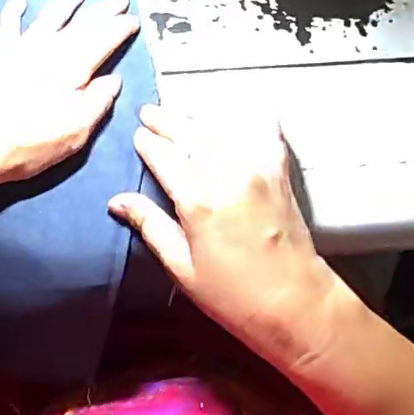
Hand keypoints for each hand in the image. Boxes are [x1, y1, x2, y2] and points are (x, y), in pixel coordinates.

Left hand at [0, 0, 138, 188]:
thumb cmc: (30, 142)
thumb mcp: (76, 132)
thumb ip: (98, 102)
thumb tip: (113, 80)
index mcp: (74, 66)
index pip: (105, 39)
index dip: (121, 28)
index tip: (134, 20)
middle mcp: (51, 48)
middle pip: (83, 23)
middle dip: (104, 9)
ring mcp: (23, 46)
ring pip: (50, 15)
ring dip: (67, 0)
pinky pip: (10, 23)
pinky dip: (15, 9)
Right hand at [109, 104, 348, 370]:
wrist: (296, 303)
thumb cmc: (233, 295)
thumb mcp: (182, 268)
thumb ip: (150, 226)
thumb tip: (116, 200)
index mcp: (199, 203)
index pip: (165, 157)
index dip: (148, 143)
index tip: (138, 136)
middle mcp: (227, 176)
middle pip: (190, 134)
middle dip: (166, 120)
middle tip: (149, 113)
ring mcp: (257, 169)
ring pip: (218, 128)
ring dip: (195, 117)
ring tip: (179, 114)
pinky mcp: (279, 170)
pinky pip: (259, 130)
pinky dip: (243, 117)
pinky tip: (232, 111)